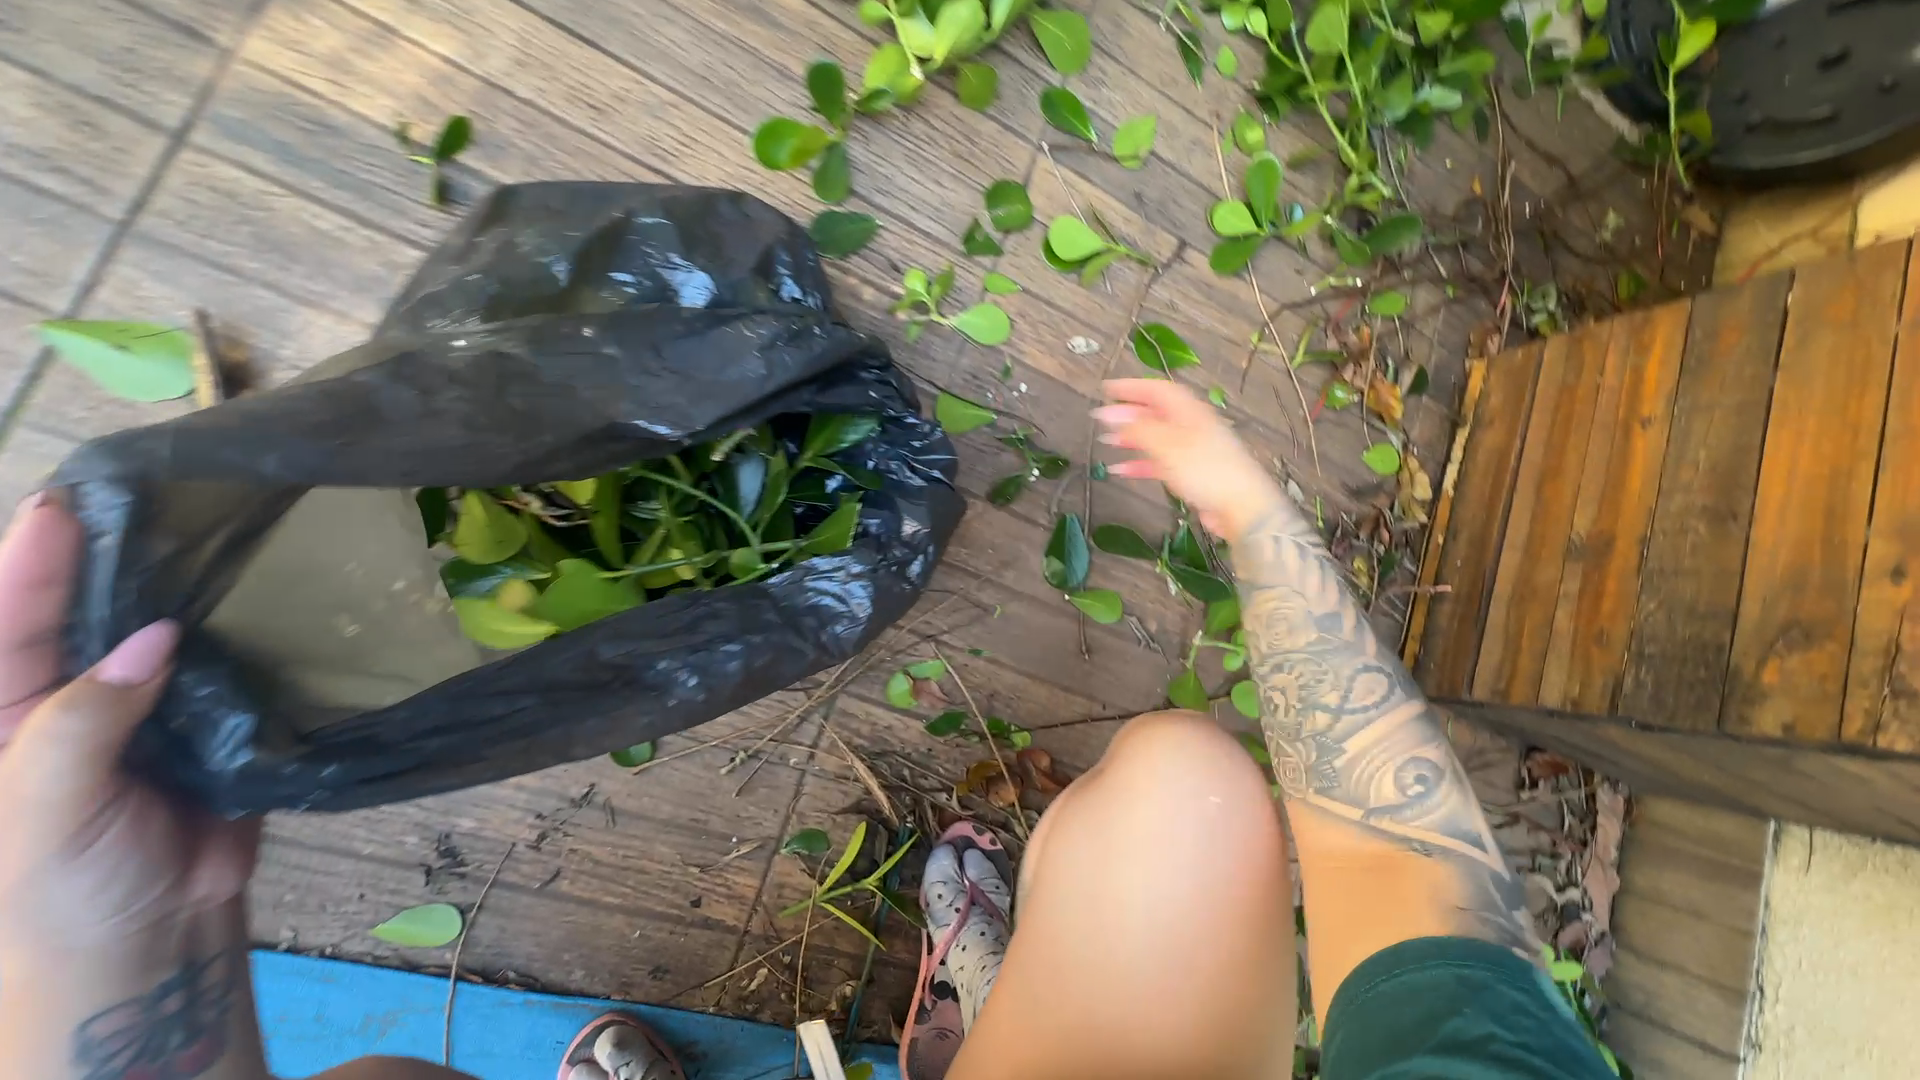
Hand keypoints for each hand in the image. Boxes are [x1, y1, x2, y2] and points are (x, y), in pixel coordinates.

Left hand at [0, 494, 257, 952]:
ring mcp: (145, 712)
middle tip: (147, 500)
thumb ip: (82, 723)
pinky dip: (240, 641)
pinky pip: (224, 674)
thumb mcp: (40, 811)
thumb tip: (153, 635)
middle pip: (82, 619)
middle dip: (103, 561)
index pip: (4, 628)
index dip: (26, 566)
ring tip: (213, 536)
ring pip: (158, 640)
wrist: (156, 931)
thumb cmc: (58, 886)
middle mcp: (69, 702)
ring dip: (181, 594)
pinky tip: (264, 602)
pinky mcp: (211, 726)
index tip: (63, 506)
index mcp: (1, 718)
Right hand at [1093, 379, 1289, 543]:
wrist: (1240, 506)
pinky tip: (1122, 470)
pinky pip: (1160, 462)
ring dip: (1132, 439)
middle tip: (1103, 419)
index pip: (1157, 390)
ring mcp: (1192, 450)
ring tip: (1108, 442)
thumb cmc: (1205, 469)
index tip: (1107, 389)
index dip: (1132, 387)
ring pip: (1156, 438)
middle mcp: (1191, 426)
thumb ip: (1137, 428)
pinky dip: (1141, 464)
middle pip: (1156, 413)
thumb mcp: (1167, 444)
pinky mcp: (1191, 473)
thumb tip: (1112, 415)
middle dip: (1129, 414)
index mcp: (1189, 412)